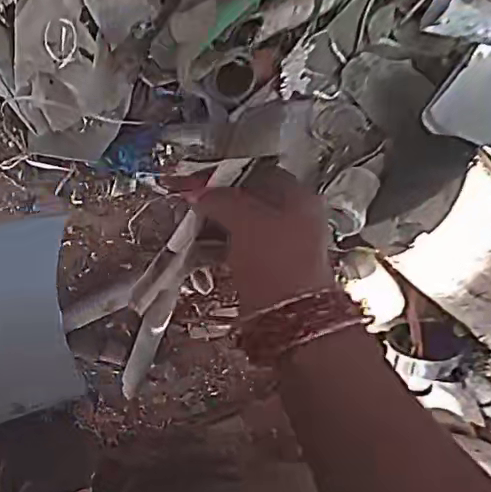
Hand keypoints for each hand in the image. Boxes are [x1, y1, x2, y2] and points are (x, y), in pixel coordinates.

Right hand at [192, 165, 337, 312]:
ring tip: (190, 230)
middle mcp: (295, 220)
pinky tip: (200, 252)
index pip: (259, 173)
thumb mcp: (245, 221)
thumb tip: (200, 193)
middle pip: (249, 200)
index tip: (201, 181)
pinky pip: (238, 250)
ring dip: (215, 227)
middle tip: (193, 205)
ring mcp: (282, 247)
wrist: (289, 318)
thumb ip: (221, 200)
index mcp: (300, 198)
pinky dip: (219, 248)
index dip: (227, 174)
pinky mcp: (268, 271)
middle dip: (218, 203)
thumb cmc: (276, 263)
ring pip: (241, 227)